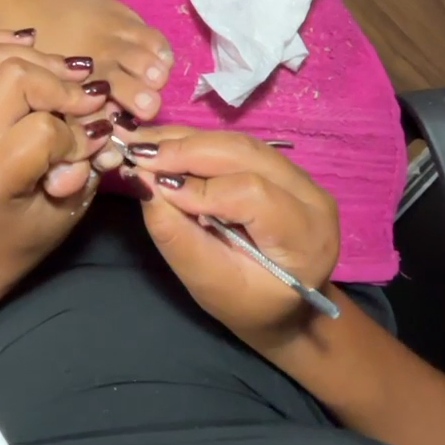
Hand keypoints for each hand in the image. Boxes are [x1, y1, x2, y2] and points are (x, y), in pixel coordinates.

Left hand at [0, 31, 118, 276]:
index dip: (76, 137)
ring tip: (73, 75)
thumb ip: (87, 166)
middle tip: (90, 102)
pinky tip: (35, 43)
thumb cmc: (30, 229)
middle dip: (61, 87)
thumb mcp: (67, 211)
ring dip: (43, 59)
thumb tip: (103, 128)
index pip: (42, 130)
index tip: (93, 147)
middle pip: (16, 76)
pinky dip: (6, 40)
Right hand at [126, 127, 339, 344]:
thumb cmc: (247, 303)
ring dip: (182, 139)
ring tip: (138, 142)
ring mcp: (295, 175)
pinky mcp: (275, 165)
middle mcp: (309, 195)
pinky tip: (159, 143)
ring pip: (234, 142)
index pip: (252, 193)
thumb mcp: (208, 283)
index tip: (152, 185)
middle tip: (135, 151)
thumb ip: (176, 235)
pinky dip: (191, 141)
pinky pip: (230, 143)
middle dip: (184, 149)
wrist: (281, 305)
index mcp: (305, 236)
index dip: (200, 187)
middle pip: (243, 153)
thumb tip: (141, 181)